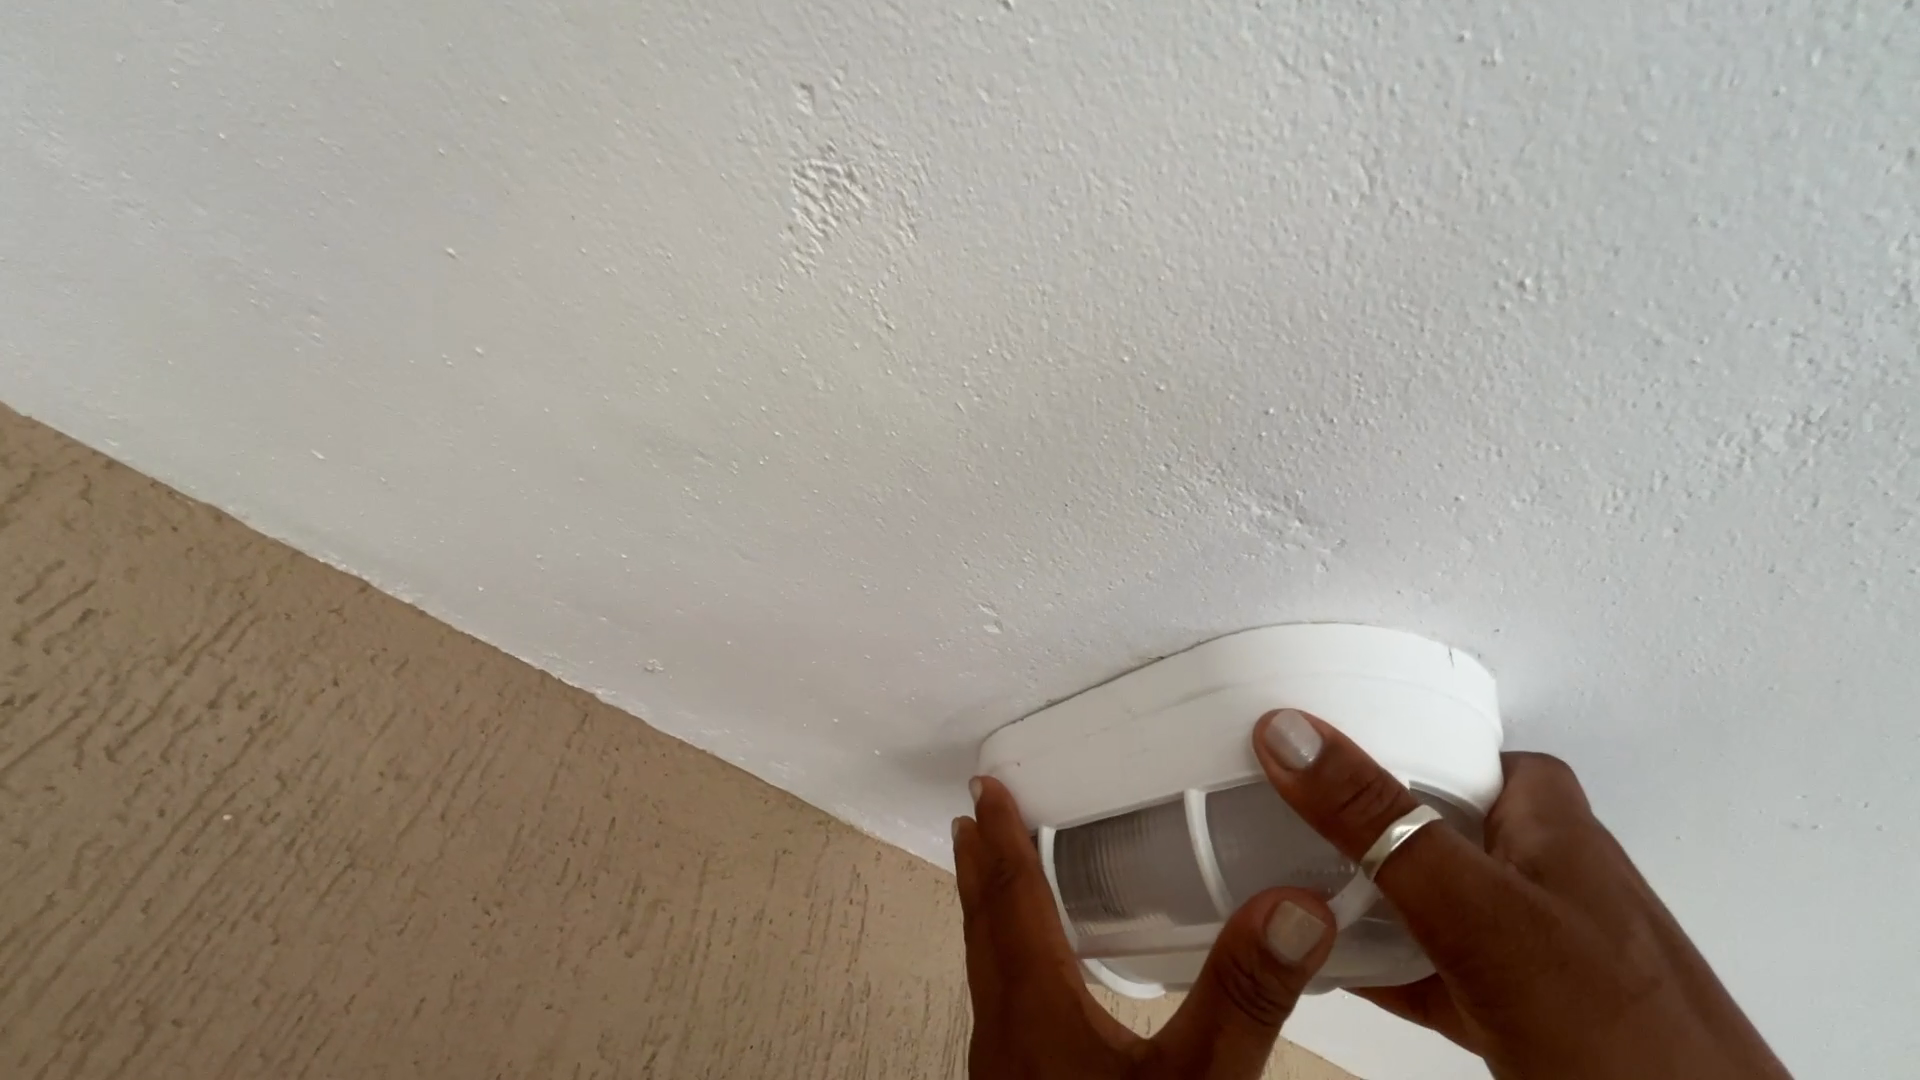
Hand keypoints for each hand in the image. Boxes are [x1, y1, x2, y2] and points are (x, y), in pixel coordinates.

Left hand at [953, 776, 1336, 1078]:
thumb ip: (1245, 992)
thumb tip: (1296, 904)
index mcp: (1036, 1008)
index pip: (1011, 898)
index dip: (1003, 837)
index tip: (985, 787)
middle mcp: (1006, 1032)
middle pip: (983, 925)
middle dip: (980, 866)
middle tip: (976, 817)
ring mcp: (1006, 1071)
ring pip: (986, 965)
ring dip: (989, 911)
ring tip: (998, 876)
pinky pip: (1001, 1000)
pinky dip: (1006, 957)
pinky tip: (1041, 980)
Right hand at [1252, 708, 1792, 1079]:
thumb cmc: (1613, 1034)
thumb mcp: (1475, 910)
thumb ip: (1378, 821)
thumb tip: (1289, 733)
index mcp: (1553, 832)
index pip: (1478, 754)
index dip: (1409, 741)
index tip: (1331, 744)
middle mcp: (1547, 881)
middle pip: (1443, 822)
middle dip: (1371, 817)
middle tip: (1299, 810)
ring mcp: (1536, 953)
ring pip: (1433, 896)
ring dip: (1369, 888)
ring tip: (1299, 876)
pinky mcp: (1520, 1015)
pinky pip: (1431, 965)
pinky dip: (1380, 958)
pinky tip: (1333, 962)